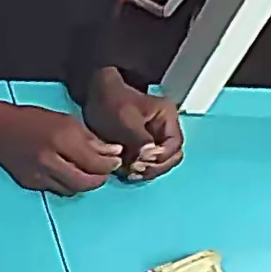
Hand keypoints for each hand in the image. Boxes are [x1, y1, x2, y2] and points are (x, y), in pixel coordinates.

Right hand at [0, 98, 122, 195]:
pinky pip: (56, 189)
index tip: (115, 161)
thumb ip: (90, 139)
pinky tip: (67, 173)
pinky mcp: (31, 183)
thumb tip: (112, 153)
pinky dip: (66, 184)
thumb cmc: (33, 120)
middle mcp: (50, 160)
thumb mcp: (66, 121)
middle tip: (104, 172)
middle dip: (98, 180)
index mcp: (62, 139)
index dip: (109, 165)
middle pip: (84, 182)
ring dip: (83, 184)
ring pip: (71, 190)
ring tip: (87, 172)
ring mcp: (39, 175)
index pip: (94, 162)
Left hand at [83, 67, 183, 181]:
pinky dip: (135, 171)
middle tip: (133, 169)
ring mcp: (151, 141)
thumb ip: (139, 139)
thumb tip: (150, 157)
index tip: (140, 161)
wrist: (95, 99)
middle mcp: (163, 131)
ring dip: (144, 171)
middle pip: (170, 158)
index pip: (175, 146)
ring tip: (127, 170)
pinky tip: (123, 170)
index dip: (160, 158)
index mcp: (166, 118)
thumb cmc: (111, 103)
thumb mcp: (126, 120)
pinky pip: (144, 166)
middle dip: (154, 168)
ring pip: (158, 165)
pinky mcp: (139, 150)